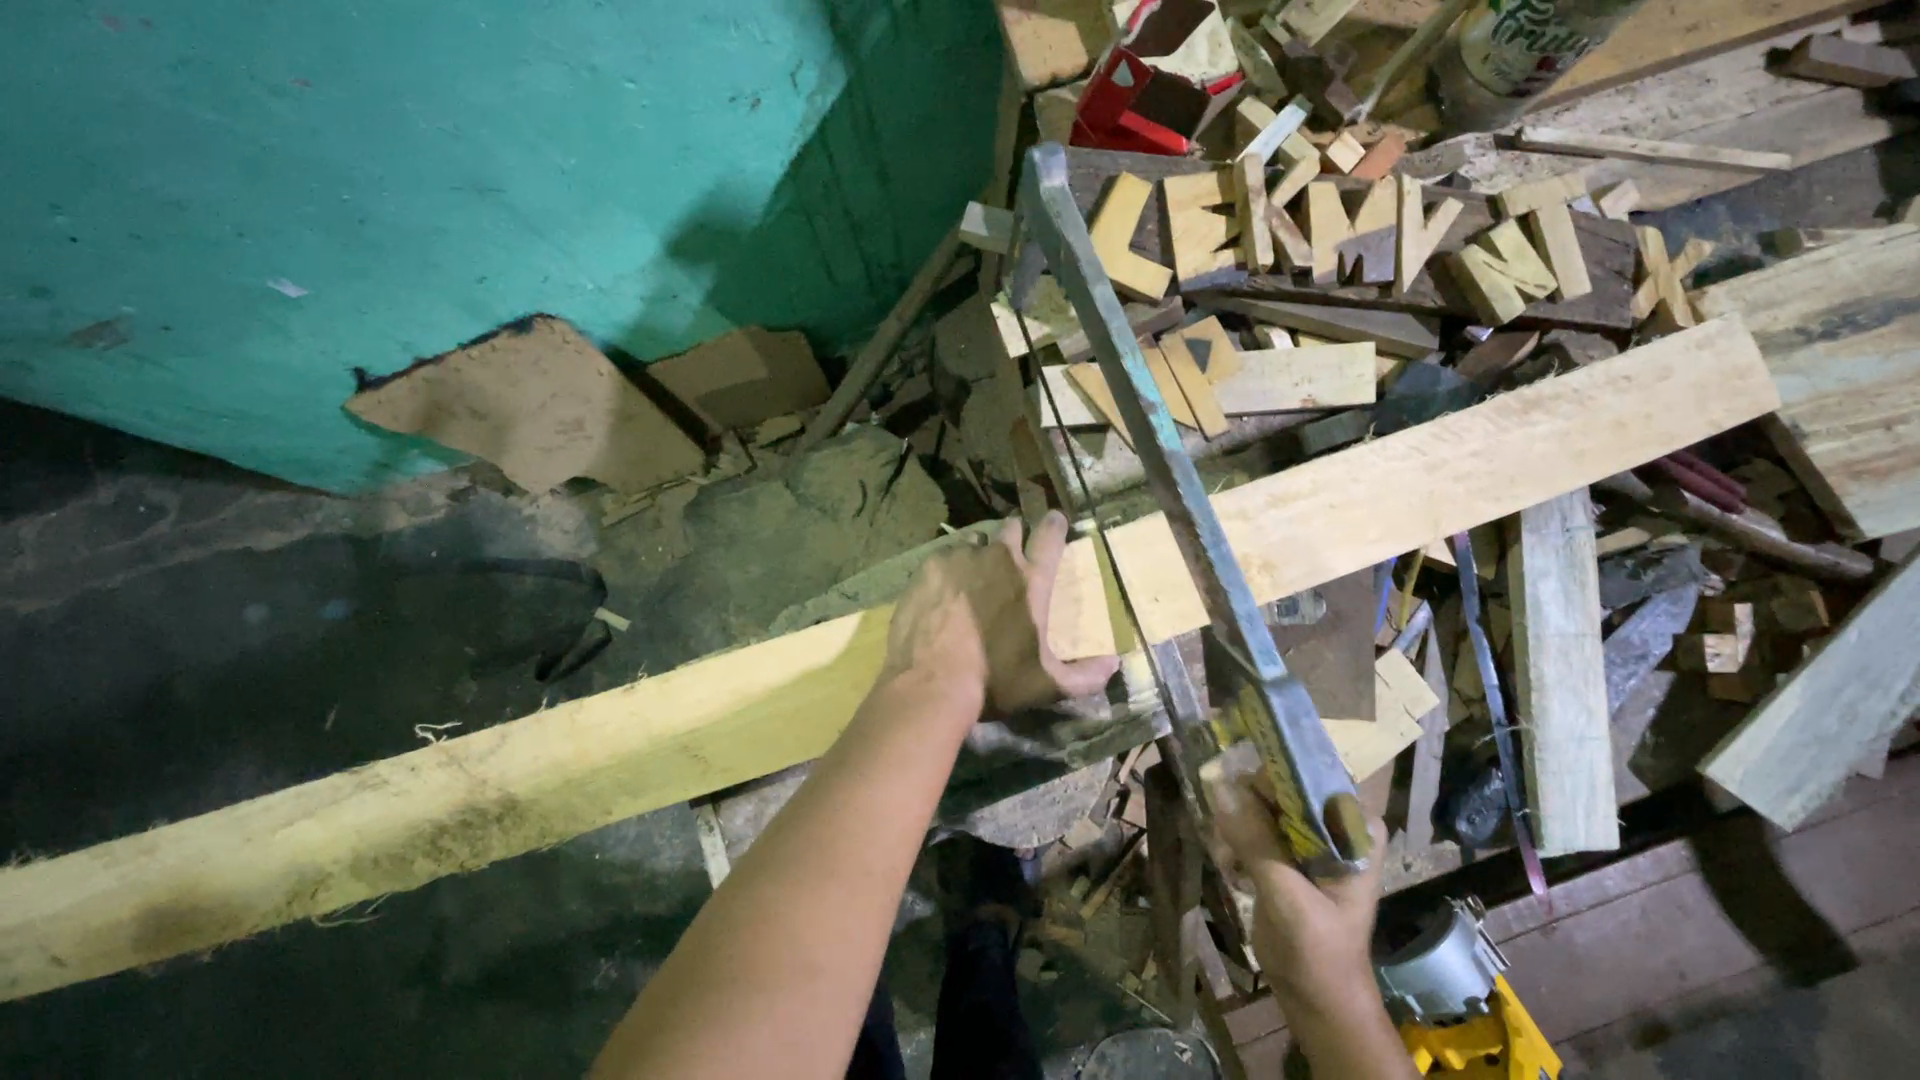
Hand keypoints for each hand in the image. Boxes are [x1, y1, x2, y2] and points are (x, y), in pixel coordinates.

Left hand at [883, 511, 1119, 712]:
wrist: (931, 684)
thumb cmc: (995, 681)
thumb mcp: (1048, 685)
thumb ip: (1086, 675)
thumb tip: (1115, 664)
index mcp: (1032, 580)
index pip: (1051, 536)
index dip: (1055, 524)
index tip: (1055, 519)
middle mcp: (998, 558)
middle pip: (1011, 528)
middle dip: (1014, 534)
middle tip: (1010, 550)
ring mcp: (960, 558)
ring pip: (974, 540)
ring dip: (977, 550)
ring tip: (972, 572)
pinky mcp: (928, 567)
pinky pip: (942, 556)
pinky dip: (947, 567)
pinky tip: (942, 588)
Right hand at [1204, 763, 1388, 1016]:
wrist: (1318, 1001)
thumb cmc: (1318, 953)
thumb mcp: (1287, 897)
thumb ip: (1256, 841)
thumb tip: (1219, 787)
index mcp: (1356, 828)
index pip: (1313, 774)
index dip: (1273, 769)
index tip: (1235, 778)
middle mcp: (1336, 824)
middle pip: (1283, 784)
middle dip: (1249, 800)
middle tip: (1224, 826)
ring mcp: (1310, 838)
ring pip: (1262, 802)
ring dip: (1237, 821)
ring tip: (1228, 854)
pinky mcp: (1287, 853)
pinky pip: (1254, 824)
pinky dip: (1236, 837)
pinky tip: (1230, 866)